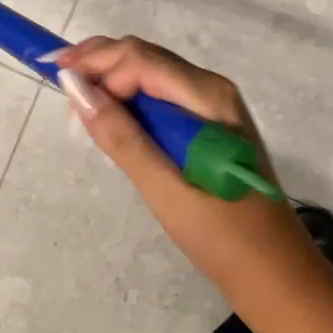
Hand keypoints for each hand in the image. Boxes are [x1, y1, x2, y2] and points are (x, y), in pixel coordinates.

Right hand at [51, 36, 311, 286]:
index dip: (96, 62)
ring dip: (112, 80)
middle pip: (145, 58)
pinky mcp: (209, 125)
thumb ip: (123, 138)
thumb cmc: (223, 236)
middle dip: (100, 64)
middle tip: (58, 82)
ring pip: (151, 75)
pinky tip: (110, 118)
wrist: (276, 274)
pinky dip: (130, 100)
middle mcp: (212, 89)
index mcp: (208, 97)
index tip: (56, 77)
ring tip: (77, 102)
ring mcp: (213, 106)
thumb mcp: (166, 190)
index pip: (141, 59)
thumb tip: (77, 90)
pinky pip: (161, 97)